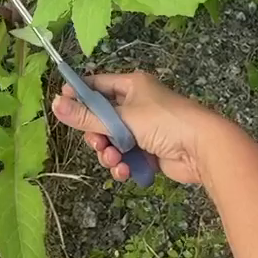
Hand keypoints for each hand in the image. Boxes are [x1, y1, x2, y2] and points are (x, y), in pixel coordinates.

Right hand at [50, 71, 229, 184]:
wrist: (203, 148)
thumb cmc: (165, 122)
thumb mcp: (122, 118)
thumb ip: (87, 116)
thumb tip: (55, 105)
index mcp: (131, 85)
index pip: (96, 86)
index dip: (78, 96)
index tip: (62, 107)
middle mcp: (137, 104)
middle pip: (101, 119)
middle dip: (97, 135)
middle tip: (98, 144)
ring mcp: (144, 129)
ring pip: (112, 142)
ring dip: (110, 154)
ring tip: (116, 160)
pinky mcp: (150, 151)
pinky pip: (126, 157)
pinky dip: (123, 165)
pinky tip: (126, 172)